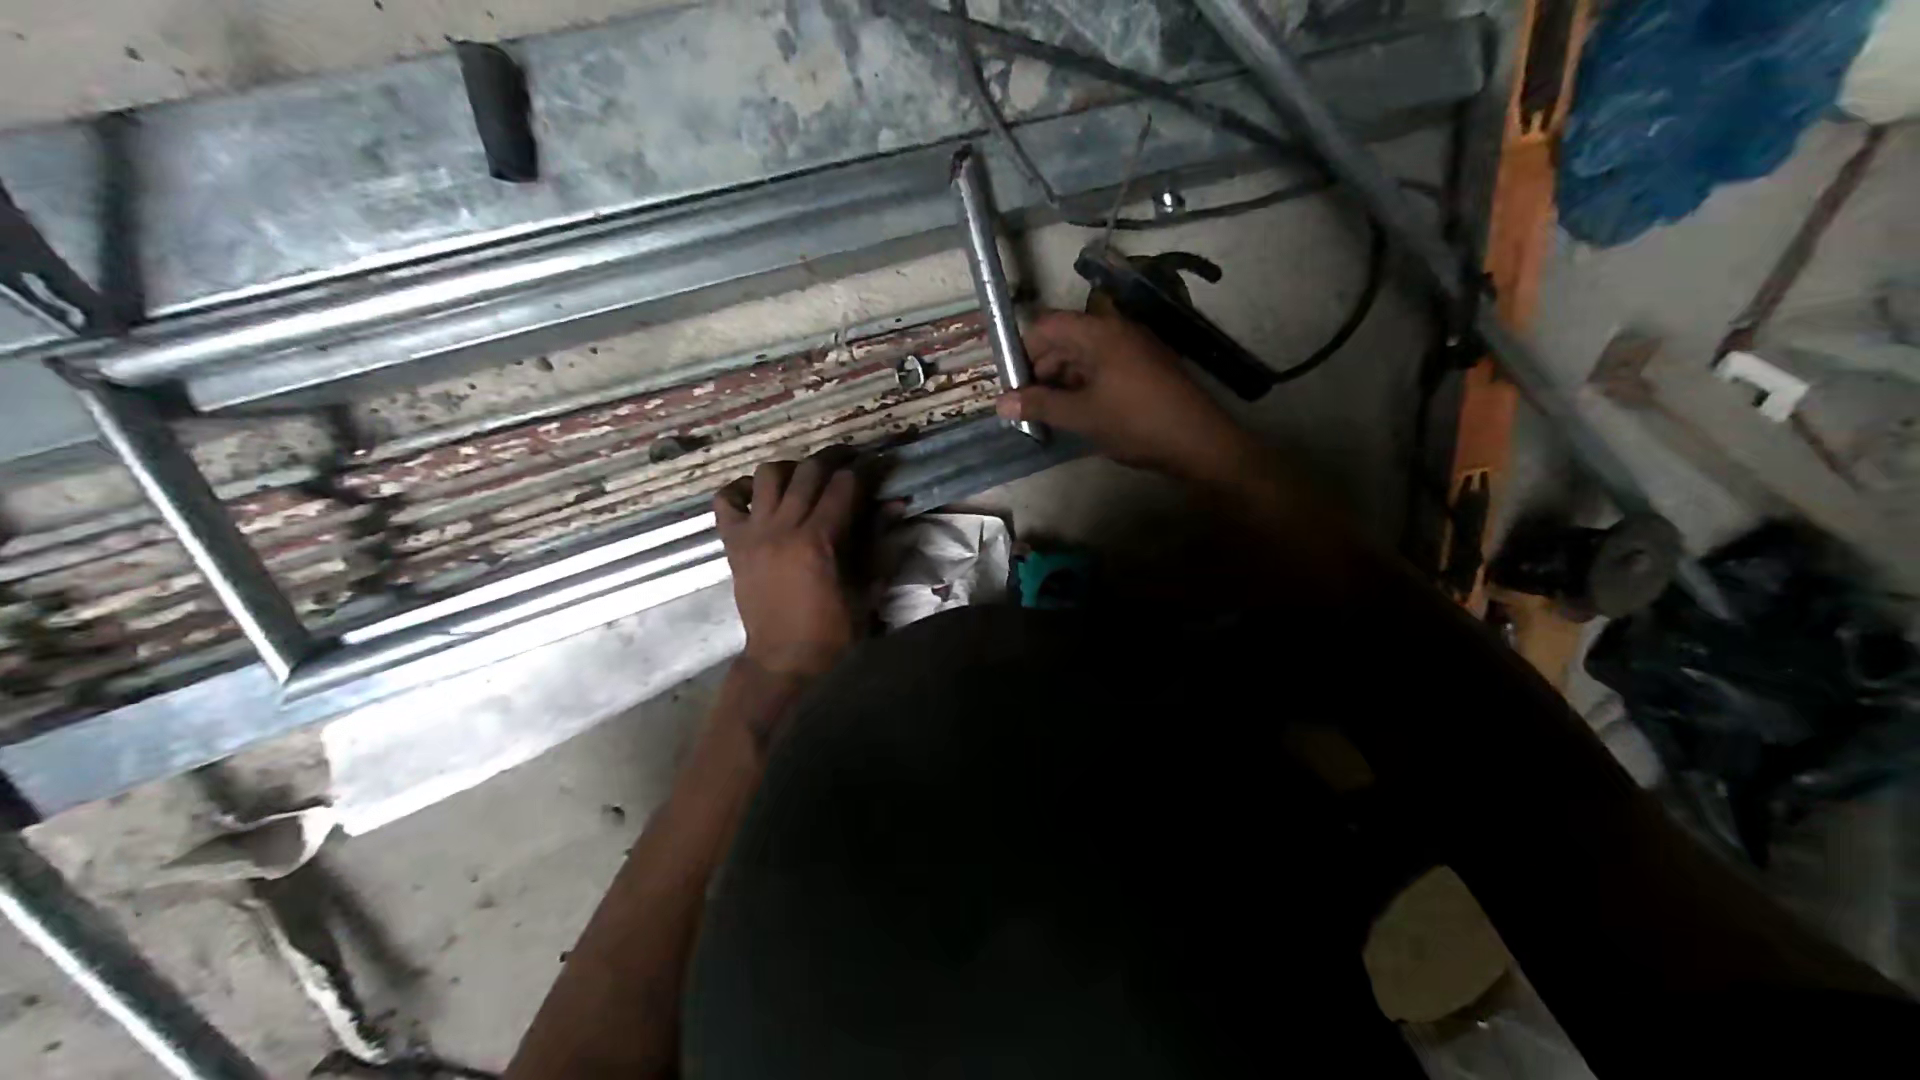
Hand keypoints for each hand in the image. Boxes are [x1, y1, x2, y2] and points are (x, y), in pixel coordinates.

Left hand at [714, 451, 863, 678]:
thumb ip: (882, 545)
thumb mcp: (867, 590)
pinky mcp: (733, 543)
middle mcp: (783, 527)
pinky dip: (743, 490)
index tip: (876, 467)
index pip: (844, 485)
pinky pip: (727, 500)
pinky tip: (760, 497)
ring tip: (805, 479)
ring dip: (791, 469)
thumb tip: (896, 506)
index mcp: (819, 540)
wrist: (783, 660)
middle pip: (808, 471)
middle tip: (849, 461)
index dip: (865, 471)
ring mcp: (753, 533)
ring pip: (768, 475)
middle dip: (834, 459)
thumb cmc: (832, 632)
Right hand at [996, 310, 1259, 479]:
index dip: (1023, 351)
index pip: (1047, 325)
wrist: (1200, 442)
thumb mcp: (1082, 416)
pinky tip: (1077, 413)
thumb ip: (1040, 406)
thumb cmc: (1137, 423)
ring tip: (1048, 414)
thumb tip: (1000, 403)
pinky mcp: (1145, 368)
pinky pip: (1103, 367)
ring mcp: (1134, 349)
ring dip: (1061, 381)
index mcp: (1100, 333)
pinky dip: (1084, 385)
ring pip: (1084, 356)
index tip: (1012, 383)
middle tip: (1026, 404)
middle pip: (1064, 339)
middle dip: (1040, 369)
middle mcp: (1116, 332)